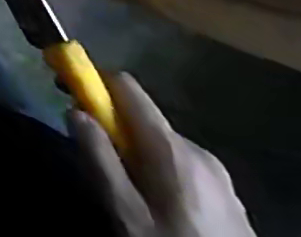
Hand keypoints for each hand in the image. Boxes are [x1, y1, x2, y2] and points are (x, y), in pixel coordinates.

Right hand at [67, 74, 255, 236]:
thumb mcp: (128, 217)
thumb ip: (100, 160)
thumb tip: (75, 112)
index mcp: (171, 148)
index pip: (127, 86)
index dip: (94, 82)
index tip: (69, 93)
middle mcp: (198, 148)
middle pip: (144, 117)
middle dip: (115, 127)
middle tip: (96, 160)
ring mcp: (220, 174)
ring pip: (163, 144)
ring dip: (138, 153)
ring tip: (130, 196)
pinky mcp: (231, 198)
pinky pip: (184, 167)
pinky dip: (162, 172)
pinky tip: (162, 212)